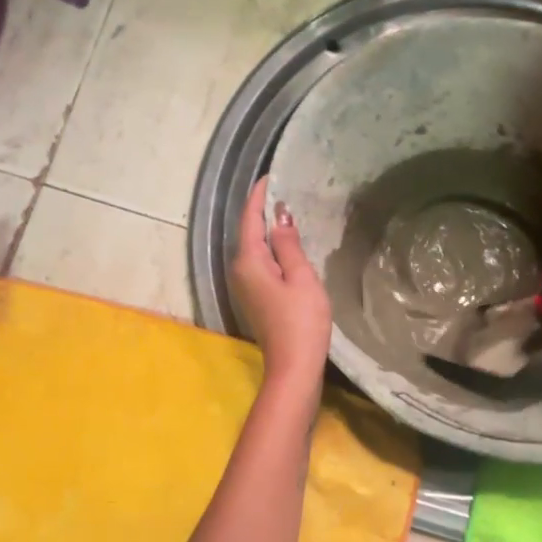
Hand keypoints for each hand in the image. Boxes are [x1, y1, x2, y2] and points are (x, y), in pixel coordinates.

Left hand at [233, 177, 331, 382]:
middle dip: (263, 210)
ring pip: (254, 248)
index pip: (250, 218)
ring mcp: (245, 286)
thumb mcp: (301, 277)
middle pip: (249, 232)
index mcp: (249, 261)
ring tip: (287, 209)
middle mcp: (239, 270)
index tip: (271, 175)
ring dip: (267, 230)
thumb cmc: (302, 320)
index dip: (259, 195)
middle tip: (285, 188)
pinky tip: (287, 244)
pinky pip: (260, 263)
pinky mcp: (255, 298)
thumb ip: (288, 244)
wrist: (294, 366)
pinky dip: (271, 249)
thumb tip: (279, 214)